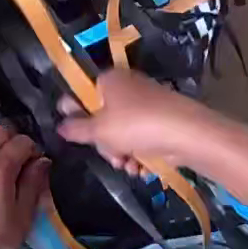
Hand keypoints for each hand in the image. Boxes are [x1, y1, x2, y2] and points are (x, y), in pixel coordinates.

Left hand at [0, 125, 51, 248]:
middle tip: (29, 165)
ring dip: (5, 151)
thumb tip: (43, 163)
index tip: (42, 168)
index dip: (36, 150)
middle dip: (18, 142)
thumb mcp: (23, 215)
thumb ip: (34, 184)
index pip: (22, 141)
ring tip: (17, 177)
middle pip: (1, 133)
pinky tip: (1, 185)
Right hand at [56, 68, 222, 174]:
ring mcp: (146, 103)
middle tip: (112, 154)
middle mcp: (127, 87)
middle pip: (102, 119)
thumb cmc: (136, 125)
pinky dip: (139, 154)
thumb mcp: (98, 130)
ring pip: (121, 133)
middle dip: (105, 143)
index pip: (82, 94)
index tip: (81, 135)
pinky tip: (142, 168)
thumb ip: (75, 128)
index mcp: (108, 80)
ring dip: (121, 154)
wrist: (187, 133)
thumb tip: (59, 125)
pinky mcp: (161, 120)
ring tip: (130, 165)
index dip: (78, 117)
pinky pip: (140, 138)